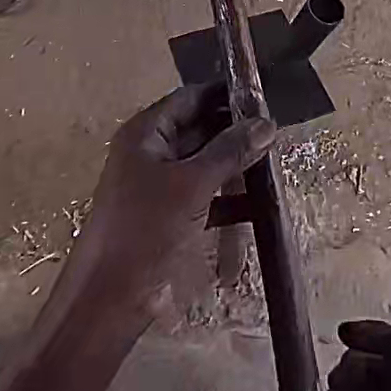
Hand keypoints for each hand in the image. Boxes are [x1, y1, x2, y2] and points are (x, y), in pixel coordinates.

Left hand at [61, 85, 274, 315]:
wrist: (111, 296)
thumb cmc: (145, 228)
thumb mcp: (190, 185)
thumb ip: (228, 152)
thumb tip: (266, 124)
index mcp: (145, 133)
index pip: (188, 99)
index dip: (223, 95)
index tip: (263, 95)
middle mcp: (152, 153)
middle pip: (198, 129)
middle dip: (234, 131)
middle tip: (279, 130)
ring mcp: (161, 186)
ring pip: (205, 164)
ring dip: (236, 164)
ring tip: (276, 161)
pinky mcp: (171, 217)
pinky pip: (206, 196)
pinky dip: (230, 198)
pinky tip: (262, 202)